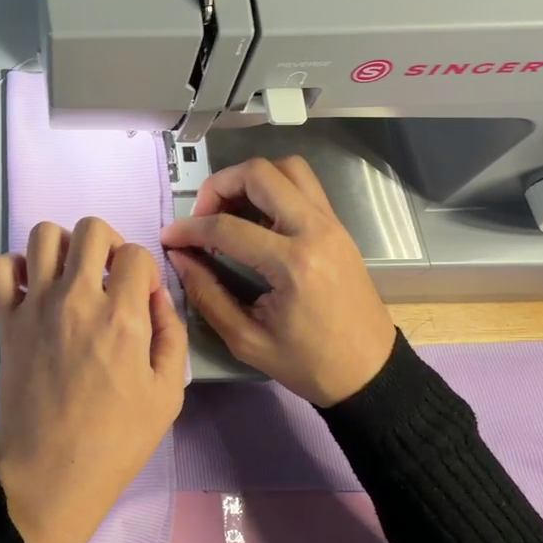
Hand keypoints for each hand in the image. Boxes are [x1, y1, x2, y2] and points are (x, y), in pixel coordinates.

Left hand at [0, 218, 188, 542]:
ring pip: (44, 234)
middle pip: (91, 228)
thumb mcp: (168, 395)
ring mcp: (36, 305)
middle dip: (107, 244)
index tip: (140, 296)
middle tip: (108, 276)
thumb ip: (170, 335)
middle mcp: (77, 298)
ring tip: (70, 276)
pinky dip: (15, 267)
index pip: (135, 253)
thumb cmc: (116, 440)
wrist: (51, 473)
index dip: (143, 270)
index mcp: (121, 317)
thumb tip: (156, 296)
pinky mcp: (6, 319)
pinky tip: (32, 288)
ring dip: (63, 247)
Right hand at [162, 157, 395, 407]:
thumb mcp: (247, 340)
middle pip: (259, 173)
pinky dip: (272, 188)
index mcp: (293, 264)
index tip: (170, 238)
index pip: (227, 227)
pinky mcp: (337, 225)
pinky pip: (302, 184)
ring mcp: (331, 223)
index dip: (189, 229)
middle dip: (219, 186)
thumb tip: (179, 256)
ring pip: (285, 167)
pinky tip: (256, 219)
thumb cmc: (310, 364)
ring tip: (231, 210)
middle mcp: (315, 230)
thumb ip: (207, 294)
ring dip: (250, 179)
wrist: (372, 375)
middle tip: (203, 216)